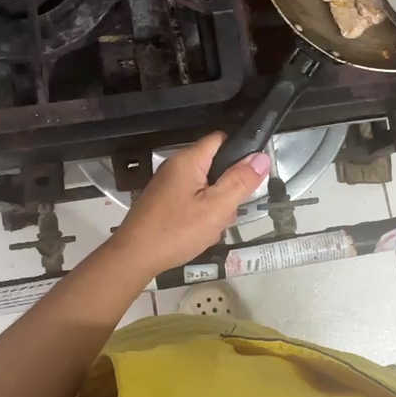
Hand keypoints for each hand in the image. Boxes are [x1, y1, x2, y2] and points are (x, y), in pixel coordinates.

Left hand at [107, 132, 270, 274]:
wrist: (133, 257)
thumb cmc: (176, 230)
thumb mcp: (217, 207)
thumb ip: (240, 181)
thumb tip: (261, 157)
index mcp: (188, 160)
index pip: (220, 139)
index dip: (240, 150)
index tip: (252, 174)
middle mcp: (175, 167)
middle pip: (214, 166)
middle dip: (228, 187)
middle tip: (231, 210)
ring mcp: (167, 186)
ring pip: (204, 187)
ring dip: (215, 206)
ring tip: (215, 227)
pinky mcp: (162, 203)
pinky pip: (191, 201)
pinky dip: (200, 215)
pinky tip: (201, 234)